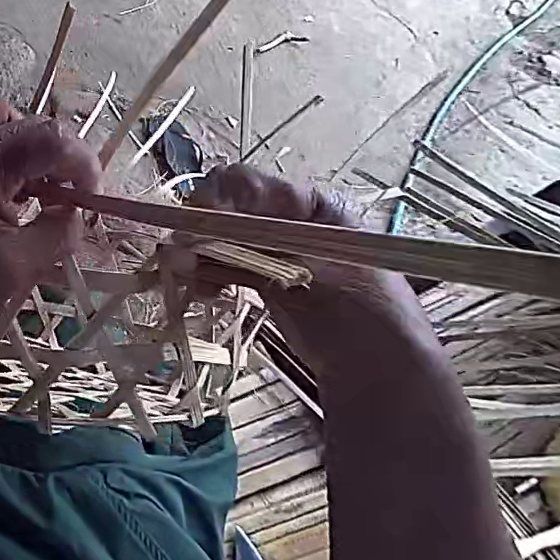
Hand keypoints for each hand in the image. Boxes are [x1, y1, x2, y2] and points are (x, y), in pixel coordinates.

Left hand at [0, 100, 100, 348]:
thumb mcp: (18, 266)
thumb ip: (59, 232)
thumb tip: (80, 213)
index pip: (52, 137)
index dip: (83, 163)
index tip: (90, 201)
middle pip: (36, 124)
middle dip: (65, 158)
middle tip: (72, 201)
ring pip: (15, 125)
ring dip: (41, 154)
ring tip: (47, 195)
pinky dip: (18, 159)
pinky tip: (20, 195)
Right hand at [187, 165, 428, 379]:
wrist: (381, 373)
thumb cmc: (359, 309)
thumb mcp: (310, 266)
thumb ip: (254, 240)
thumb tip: (199, 217)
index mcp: (310, 204)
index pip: (251, 186)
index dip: (217, 198)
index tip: (193, 219)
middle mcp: (289, 221)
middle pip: (231, 212)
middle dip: (201, 229)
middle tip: (177, 252)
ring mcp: (277, 251)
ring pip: (223, 241)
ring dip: (198, 255)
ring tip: (179, 275)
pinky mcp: (267, 279)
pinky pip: (228, 267)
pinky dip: (209, 276)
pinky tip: (199, 290)